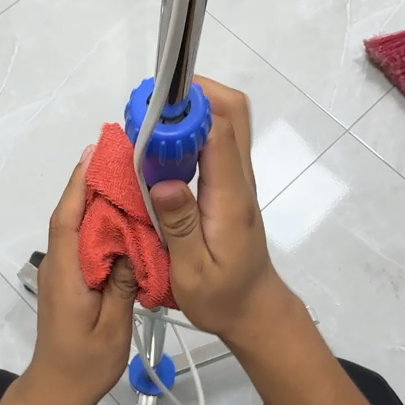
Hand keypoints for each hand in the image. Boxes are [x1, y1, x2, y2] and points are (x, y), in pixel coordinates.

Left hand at [18, 146, 139, 404]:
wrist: (59, 389)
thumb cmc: (85, 363)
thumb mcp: (111, 326)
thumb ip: (120, 283)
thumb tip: (131, 241)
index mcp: (66, 274)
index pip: (68, 219)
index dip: (79, 184)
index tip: (96, 154)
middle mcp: (59, 266)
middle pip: (71, 215)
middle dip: (90, 182)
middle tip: (121, 155)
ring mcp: (62, 272)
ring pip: (76, 227)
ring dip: (95, 200)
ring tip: (126, 175)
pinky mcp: (70, 280)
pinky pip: (82, 242)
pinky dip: (98, 223)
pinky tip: (123, 217)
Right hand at [149, 78, 296, 341]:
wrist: (253, 310)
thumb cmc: (222, 297)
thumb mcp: (193, 272)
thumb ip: (180, 226)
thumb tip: (163, 182)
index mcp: (230, 196)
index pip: (218, 132)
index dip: (187, 111)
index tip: (151, 111)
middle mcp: (239, 179)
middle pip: (232, 111)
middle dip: (194, 95)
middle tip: (151, 107)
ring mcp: (237, 180)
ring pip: (227, 121)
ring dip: (192, 110)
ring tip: (151, 122)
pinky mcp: (229, 185)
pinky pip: (217, 142)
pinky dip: (192, 130)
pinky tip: (162, 147)